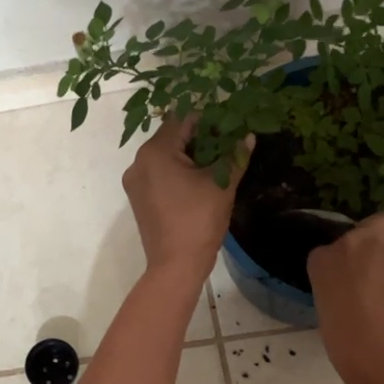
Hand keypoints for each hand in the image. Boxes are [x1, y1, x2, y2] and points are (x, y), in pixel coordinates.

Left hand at [123, 115, 246, 281]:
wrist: (175, 265)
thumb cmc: (198, 220)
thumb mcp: (221, 185)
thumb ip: (235, 156)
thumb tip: (248, 136)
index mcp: (155, 152)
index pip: (183, 120)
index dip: (209, 119)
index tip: (230, 123)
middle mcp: (139, 162)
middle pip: (172, 137)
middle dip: (201, 137)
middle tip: (228, 142)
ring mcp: (135, 181)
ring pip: (165, 156)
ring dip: (190, 155)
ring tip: (218, 160)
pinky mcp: (139, 198)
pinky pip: (159, 173)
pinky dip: (178, 171)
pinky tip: (200, 179)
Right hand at [308, 214, 383, 383]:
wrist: (380, 341)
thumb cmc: (348, 339)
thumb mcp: (329, 310)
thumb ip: (342, 289)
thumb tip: (362, 292)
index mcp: (322, 258)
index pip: (342, 246)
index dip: (362, 259)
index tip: (370, 278)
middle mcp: (353, 238)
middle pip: (381, 226)